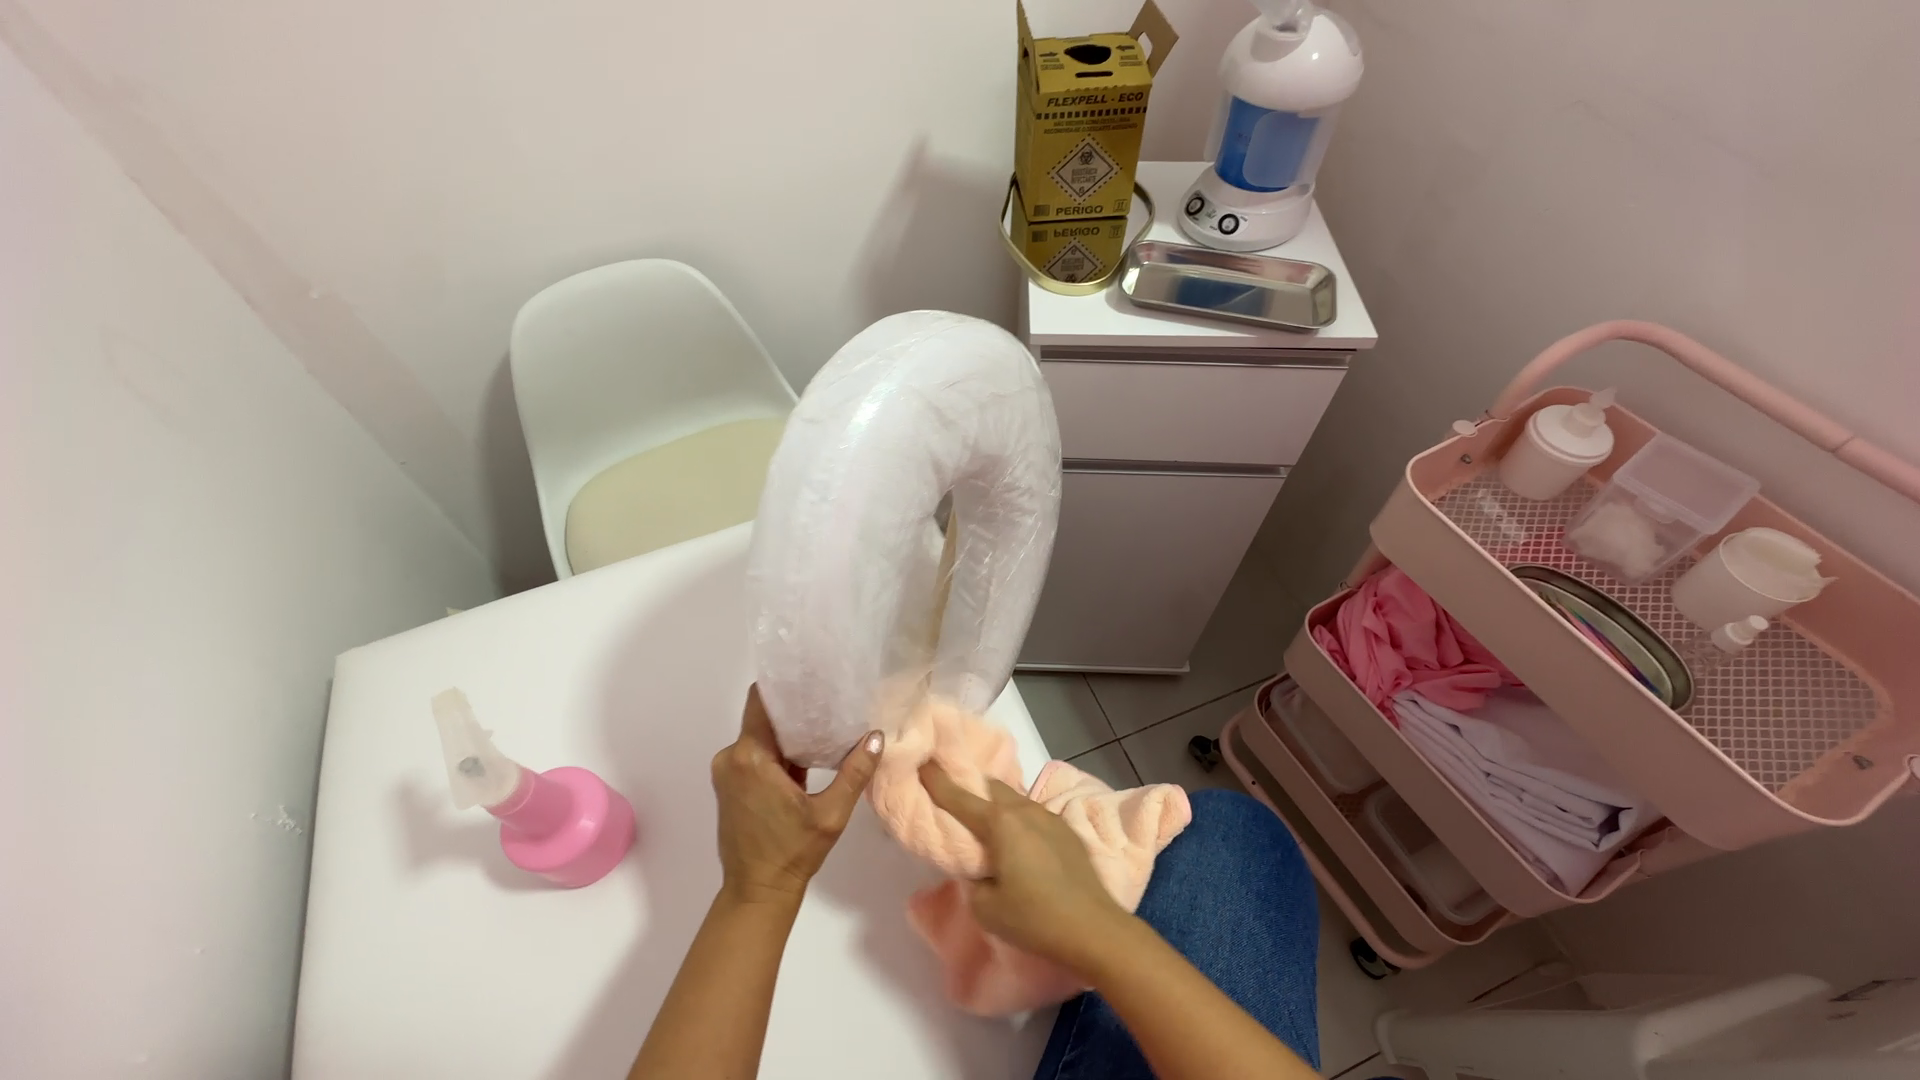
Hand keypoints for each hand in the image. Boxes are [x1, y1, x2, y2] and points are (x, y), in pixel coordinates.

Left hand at [711, 685, 882, 905]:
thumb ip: (854, 772)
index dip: (782, 685)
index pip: (760, 702)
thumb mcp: (831, 813)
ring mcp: (727, 773)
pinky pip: (755, 756)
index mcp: (749, 758)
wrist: (757, 892)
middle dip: (793, 709)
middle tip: (828, 697)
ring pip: (760, 738)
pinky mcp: (730, 786)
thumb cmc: (792, 852)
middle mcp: (731, 759)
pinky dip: (778, 753)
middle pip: (762, 719)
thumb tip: (876, 737)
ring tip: (823, 722)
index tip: (809, 674)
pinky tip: (807, 752)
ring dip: (787, 733)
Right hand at [919, 762, 1130, 971]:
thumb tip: (978, 865)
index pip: (959, 796)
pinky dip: (1016, 818)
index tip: (923, 763)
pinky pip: (1032, 813)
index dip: (937, 780)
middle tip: (952, 798)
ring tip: (984, 822)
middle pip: (989, 787)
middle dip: (969, 788)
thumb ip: (972, 877)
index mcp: (1000, 823)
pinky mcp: (1066, 830)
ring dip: (995, 805)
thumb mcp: (986, 907)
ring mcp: (1049, 817)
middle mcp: (1024, 810)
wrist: (1094, 928)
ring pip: (1013, 798)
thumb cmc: (1035, 918)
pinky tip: (1016, 840)